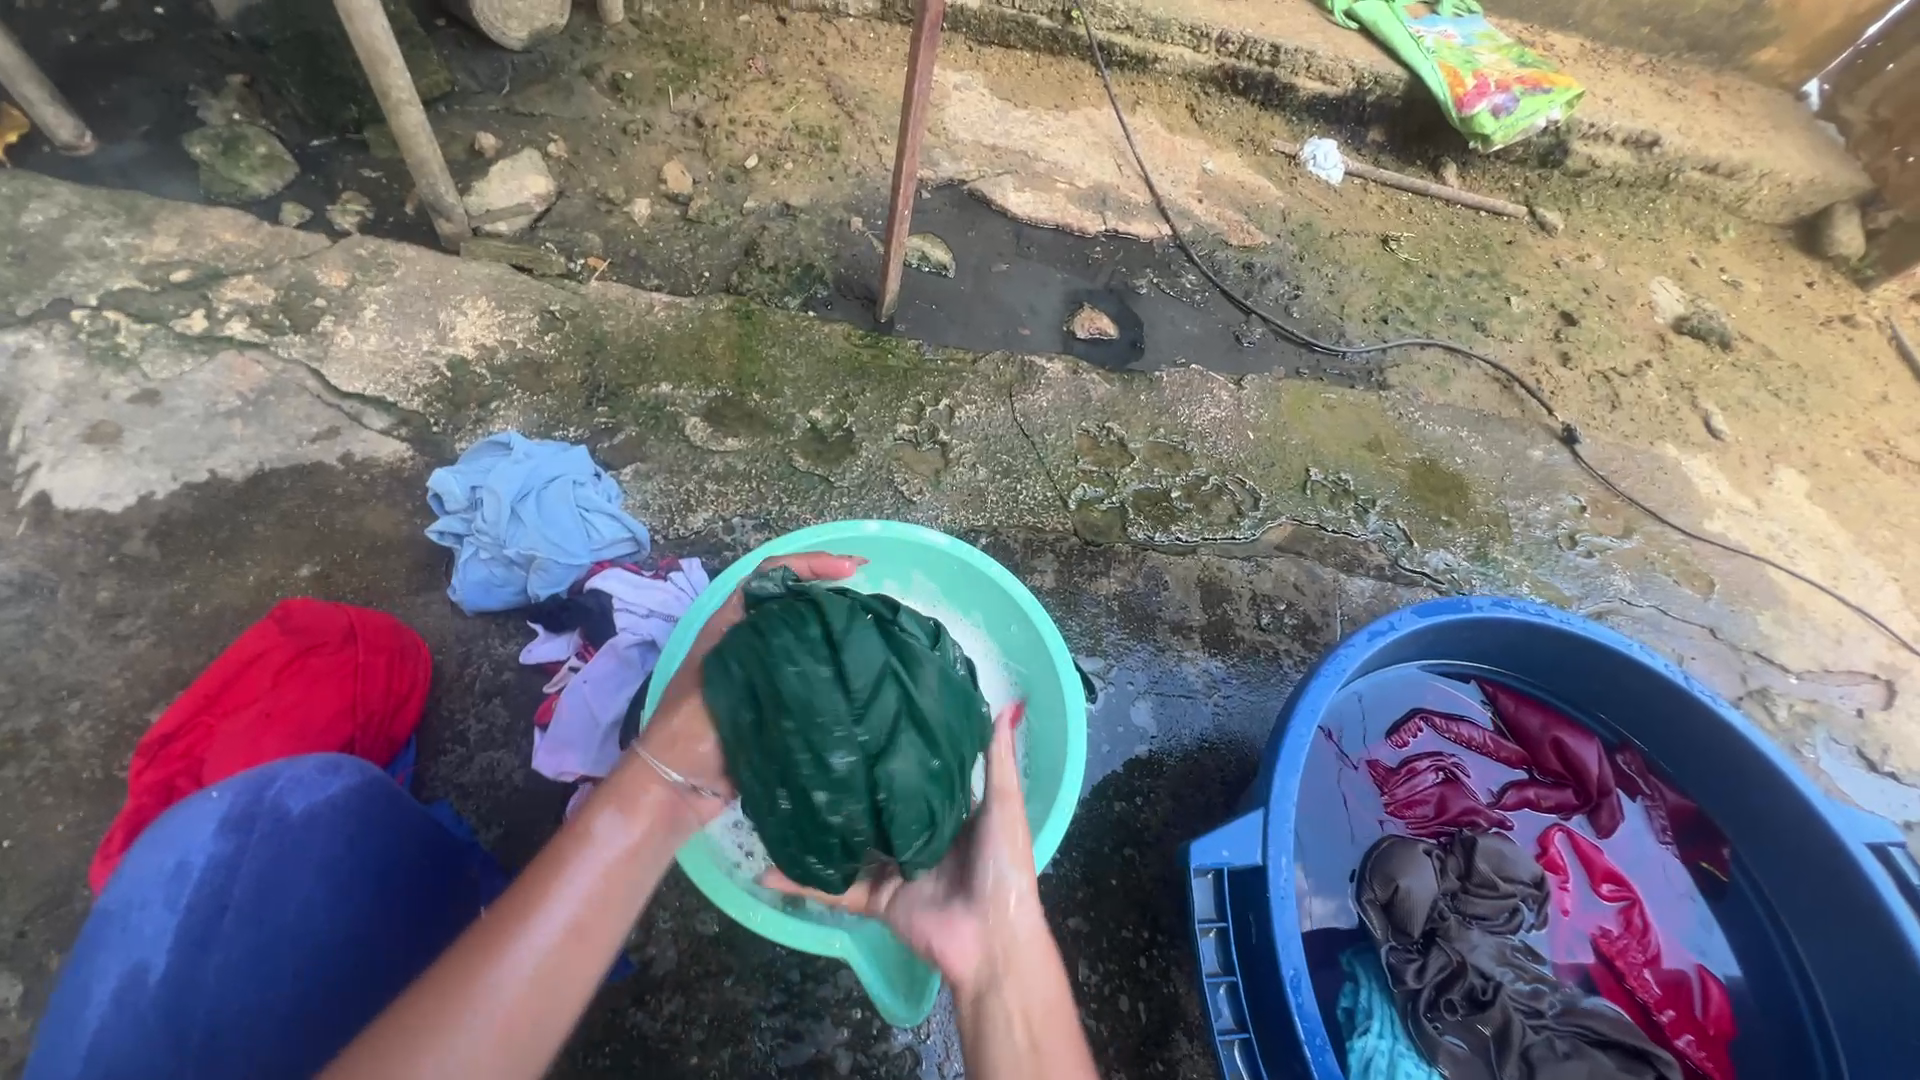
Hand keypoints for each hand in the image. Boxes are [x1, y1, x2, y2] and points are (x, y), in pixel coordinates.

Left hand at [635, 552, 866, 821]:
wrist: (677, 788)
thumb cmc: (689, 731)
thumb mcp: (723, 680)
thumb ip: (763, 657)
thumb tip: (822, 641)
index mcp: (732, 625)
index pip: (772, 576)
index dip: (810, 564)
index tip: (851, 569)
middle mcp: (751, 641)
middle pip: (795, 601)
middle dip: (832, 590)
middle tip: (872, 596)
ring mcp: (766, 671)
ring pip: (808, 635)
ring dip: (836, 626)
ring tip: (873, 627)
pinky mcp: (779, 701)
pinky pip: (813, 673)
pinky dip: (836, 663)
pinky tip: (861, 667)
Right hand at [763, 703, 1042, 994]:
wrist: (993, 940)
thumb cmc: (1002, 865)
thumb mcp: (1005, 805)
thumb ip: (997, 760)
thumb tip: (1008, 703)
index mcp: (950, 816)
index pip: (918, 777)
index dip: (896, 752)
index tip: (867, 719)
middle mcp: (918, 839)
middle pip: (878, 810)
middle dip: (852, 788)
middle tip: (815, 750)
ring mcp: (895, 869)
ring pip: (850, 846)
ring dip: (821, 830)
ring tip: (783, 798)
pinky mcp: (877, 899)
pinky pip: (836, 889)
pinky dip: (803, 883)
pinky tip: (767, 867)